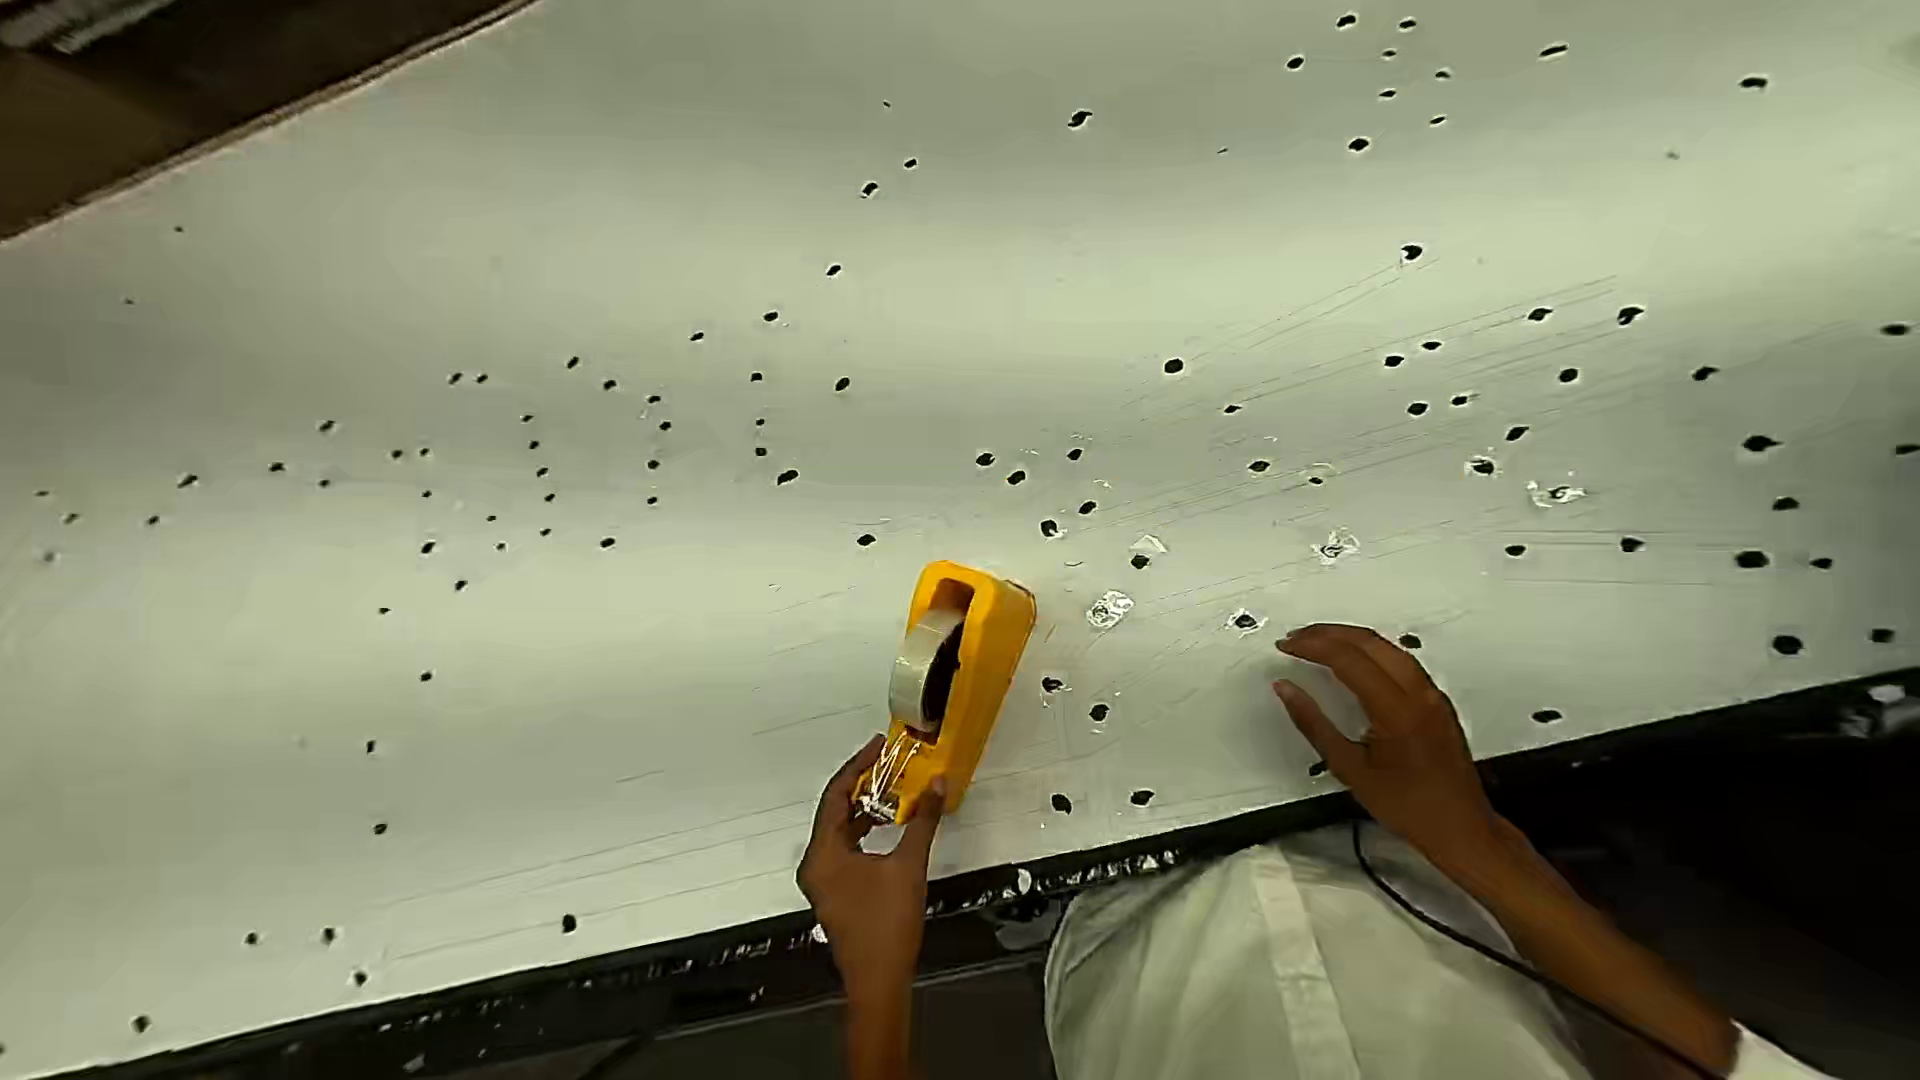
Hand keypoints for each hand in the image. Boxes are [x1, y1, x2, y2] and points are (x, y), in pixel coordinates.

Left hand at [797, 734, 945, 1001]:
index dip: (857, 765)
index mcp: (823, 852)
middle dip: (861, 783)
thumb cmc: (888, 924)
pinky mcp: (834, 890)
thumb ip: (923, 820)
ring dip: (864, 806)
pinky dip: (863, 829)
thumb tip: (937, 784)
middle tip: (887, 761)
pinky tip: (886, 823)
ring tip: (890, 786)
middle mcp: (815, 862)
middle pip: (834, 809)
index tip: (878, 745)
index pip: (836, 794)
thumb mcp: (909, 865)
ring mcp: (822, 879)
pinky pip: (844, 846)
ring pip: (839, 828)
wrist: (880, 983)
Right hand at [1273, 623, 1503, 869]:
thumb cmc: (1409, 806)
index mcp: (1397, 711)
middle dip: (1327, 633)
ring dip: (1349, 637)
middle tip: (1296, 637)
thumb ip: (1312, 723)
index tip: (1286, 646)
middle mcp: (1420, 696)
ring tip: (1317, 640)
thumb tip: (1285, 689)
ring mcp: (1432, 696)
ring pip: (1388, 645)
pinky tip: (1351, 655)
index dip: (1311, 646)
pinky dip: (1369, 648)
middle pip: (1369, 642)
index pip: (1347, 659)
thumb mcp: (1348, 768)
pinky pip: (1401, 658)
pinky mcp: (1437, 701)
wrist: (1463, 830)